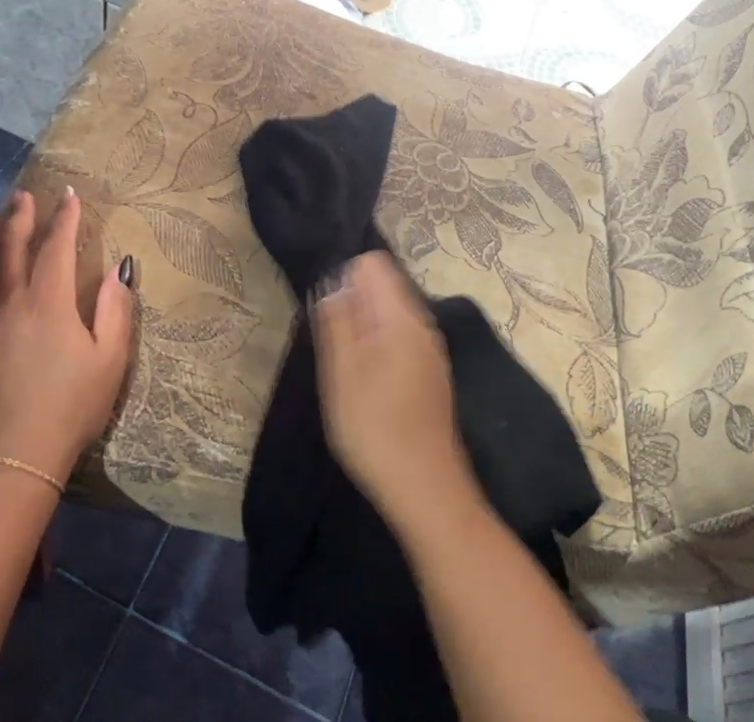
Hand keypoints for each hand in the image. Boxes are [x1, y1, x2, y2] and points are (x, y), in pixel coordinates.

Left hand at [0, 188, 135, 482]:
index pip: (56, 247)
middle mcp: (6, 304)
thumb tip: (118, 270)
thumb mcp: (110, 360)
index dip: (64, 218)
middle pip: (9, 249)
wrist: (14, 457)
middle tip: (20, 196)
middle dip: (17, 218)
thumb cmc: (72, 408)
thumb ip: (114, 310)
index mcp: (48, 303)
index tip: (68, 194)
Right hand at [311, 252, 471, 514]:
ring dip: (362, 330)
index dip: (344, 276)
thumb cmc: (375, 430)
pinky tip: (361, 383)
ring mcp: (430, 353)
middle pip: (383, 289)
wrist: (425, 489)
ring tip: (340, 365)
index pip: (373, 265)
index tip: (323, 308)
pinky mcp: (430, 377)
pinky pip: (399, 342)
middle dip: (351, 303)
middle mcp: (422, 327)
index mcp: (401, 318)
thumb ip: (337, 322)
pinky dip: (377, 349)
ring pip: (390, 318)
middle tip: (327, 341)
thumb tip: (332, 284)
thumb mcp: (341, 374)